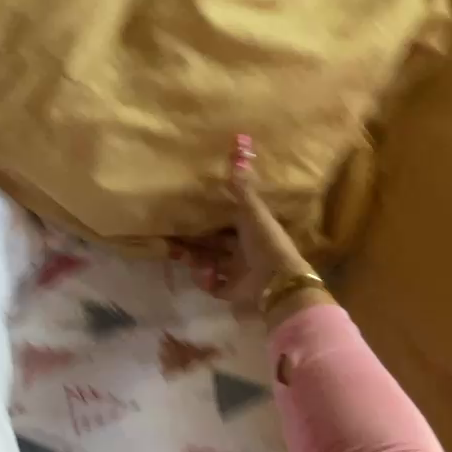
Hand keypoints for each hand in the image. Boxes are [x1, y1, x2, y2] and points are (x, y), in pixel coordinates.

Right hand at [175, 135, 314, 310]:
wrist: (277, 282)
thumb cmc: (266, 243)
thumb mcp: (254, 212)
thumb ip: (243, 190)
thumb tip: (237, 158)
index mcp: (252, 232)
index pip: (228, 224)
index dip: (210, 220)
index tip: (189, 215)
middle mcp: (244, 252)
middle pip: (215, 246)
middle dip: (195, 243)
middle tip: (173, 239)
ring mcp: (239, 274)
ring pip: (211, 265)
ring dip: (197, 261)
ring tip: (183, 257)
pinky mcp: (233, 293)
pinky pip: (214, 287)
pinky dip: (206, 281)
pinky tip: (205, 275)